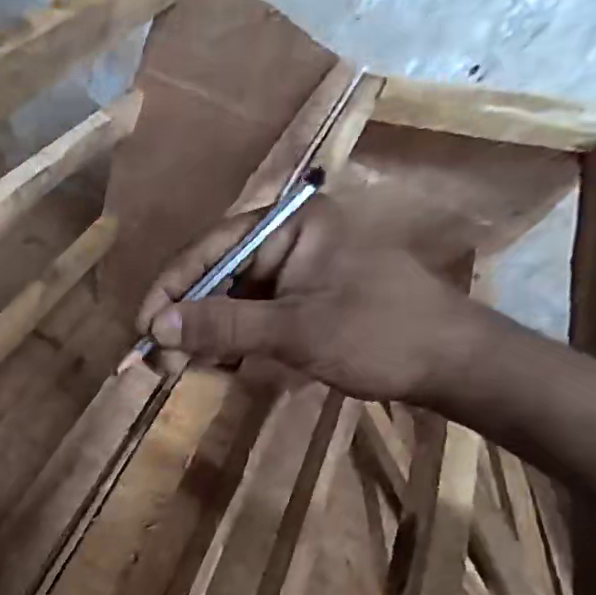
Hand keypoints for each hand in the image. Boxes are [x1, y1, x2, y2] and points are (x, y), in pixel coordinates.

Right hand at [135, 196, 477, 401]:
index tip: (141, 332)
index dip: (168, 290)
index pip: (208, 249)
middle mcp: (289, 239)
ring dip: (209, 335)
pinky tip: (220, 366)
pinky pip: (258, 316)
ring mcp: (299, 271)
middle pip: (218, 275)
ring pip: (234, 300)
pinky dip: (237, 341)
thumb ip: (222, 324)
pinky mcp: (308, 299)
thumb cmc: (379, 333)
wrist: (454, 362)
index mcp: (288, 224)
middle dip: (187, 319)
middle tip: (160, 365)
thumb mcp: (294, 331)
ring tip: (184, 370)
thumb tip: (154, 325)